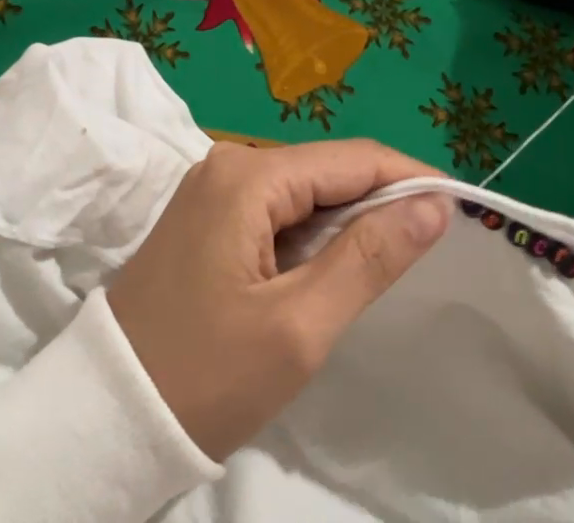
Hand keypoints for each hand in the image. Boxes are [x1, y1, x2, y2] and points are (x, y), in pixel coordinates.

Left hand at [108, 140, 449, 460]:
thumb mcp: (299, 325)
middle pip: (329, 171)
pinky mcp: (206, 219)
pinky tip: (326, 276)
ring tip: (379, 274)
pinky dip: (312, 239)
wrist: (110, 414)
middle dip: (380, 206)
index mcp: (247, 176)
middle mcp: (228, 164)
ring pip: (306, 194)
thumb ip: (369, 257)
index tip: (463, 215)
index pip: (354, 159)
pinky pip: (277, 213)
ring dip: (347, 227)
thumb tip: (435, 204)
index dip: (413, 181)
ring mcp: (212, 191)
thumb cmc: (205, 376)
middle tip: (423, 258)